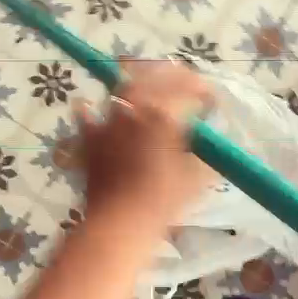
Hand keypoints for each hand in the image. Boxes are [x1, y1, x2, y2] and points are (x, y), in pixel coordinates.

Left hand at [75, 60, 215, 229]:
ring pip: (121, 90)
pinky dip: (88, 110)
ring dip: (137, 83)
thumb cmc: (162, 203)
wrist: (117, 222)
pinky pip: (86, 115)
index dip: (203, 91)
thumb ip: (205, 154)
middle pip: (154, 77)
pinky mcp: (88, 138)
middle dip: (172, 75)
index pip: (189, 89)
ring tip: (146, 86)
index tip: (212, 99)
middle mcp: (135, 109)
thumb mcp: (196, 178)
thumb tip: (208, 144)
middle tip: (184, 80)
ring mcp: (108, 122)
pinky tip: (87, 106)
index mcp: (165, 115)